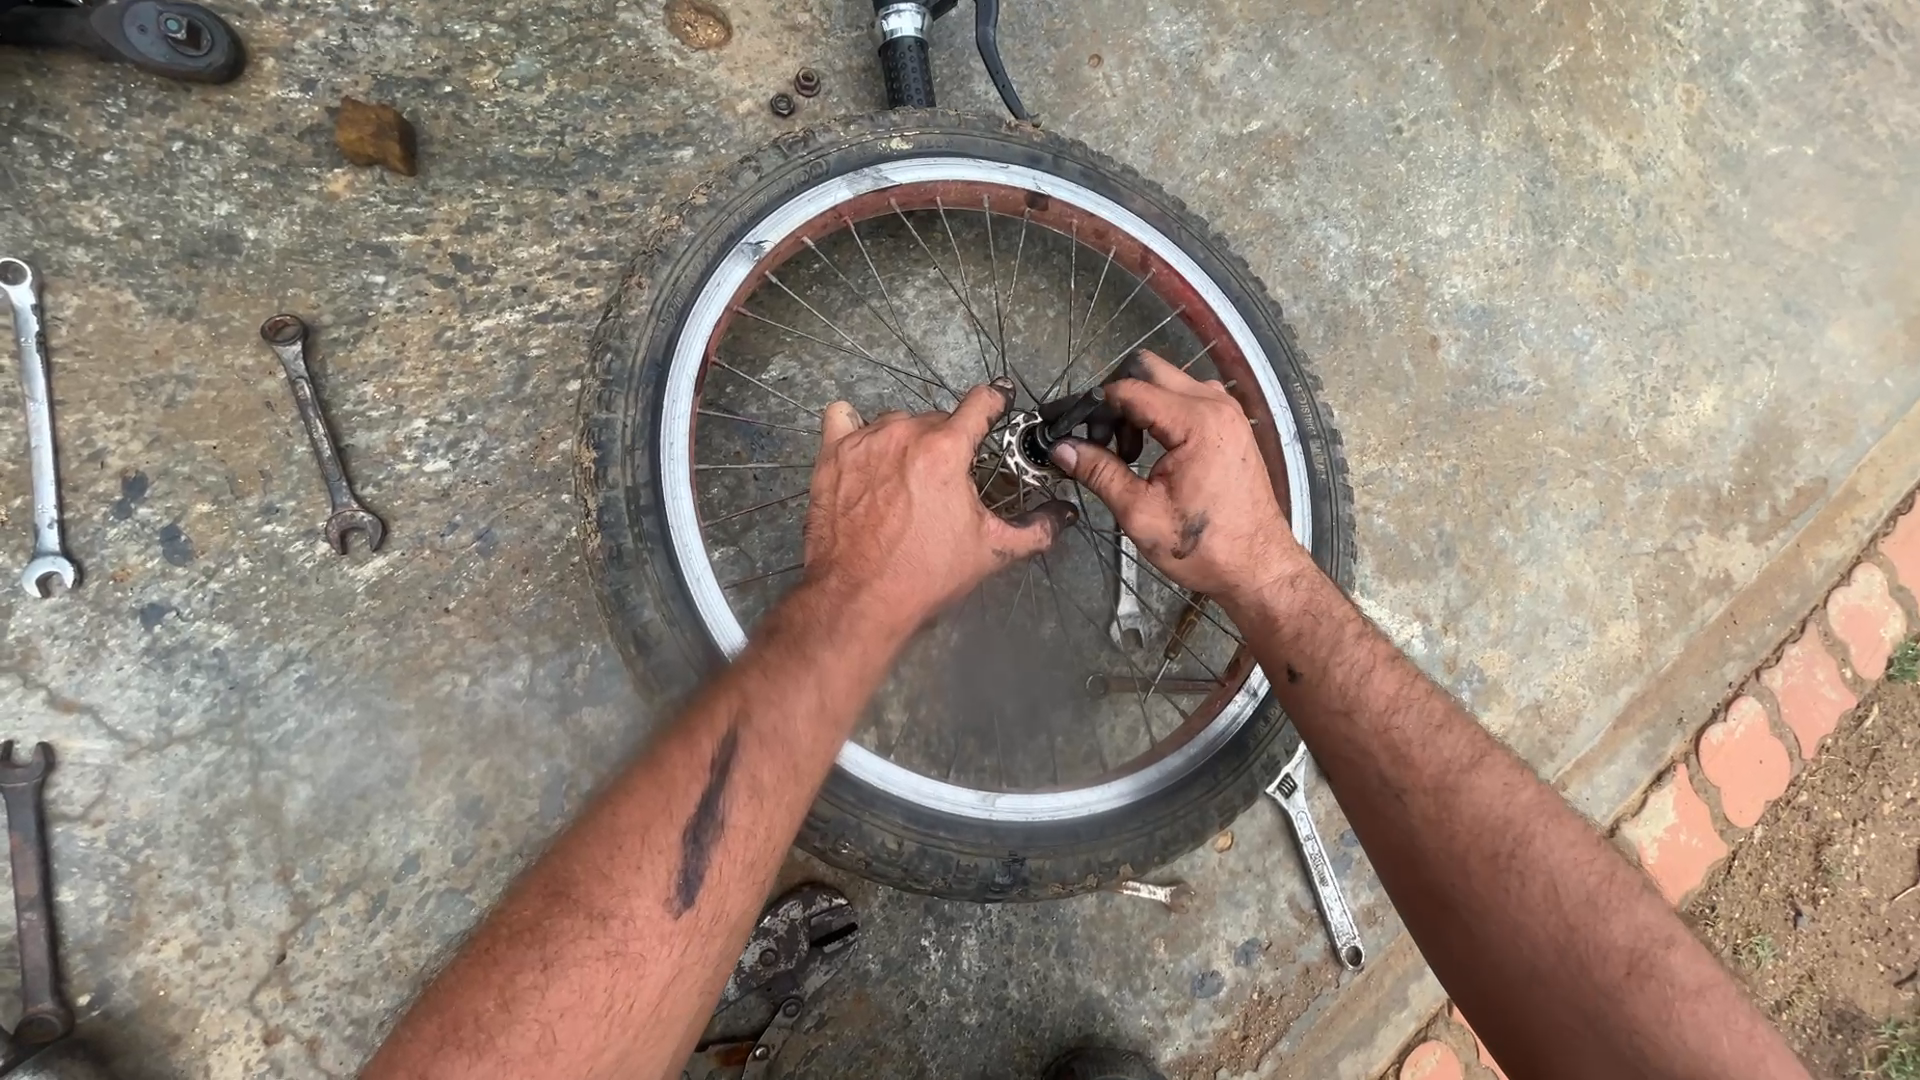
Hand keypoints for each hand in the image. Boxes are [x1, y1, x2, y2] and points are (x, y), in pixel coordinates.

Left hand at [803, 378, 1076, 634]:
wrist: (858, 599)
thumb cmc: (923, 575)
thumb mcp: (989, 552)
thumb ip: (1034, 530)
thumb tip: (1063, 516)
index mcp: (945, 450)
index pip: (980, 402)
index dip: (995, 402)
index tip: (998, 404)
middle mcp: (903, 434)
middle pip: (937, 420)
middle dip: (948, 443)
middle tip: (947, 480)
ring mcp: (863, 442)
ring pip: (896, 423)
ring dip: (907, 441)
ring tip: (906, 478)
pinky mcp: (831, 456)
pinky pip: (842, 419)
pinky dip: (854, 428)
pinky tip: (864, 449)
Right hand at [1048, 351, 1306, 612]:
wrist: (1255, 566)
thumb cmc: (1201, 546)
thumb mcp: (1139, 511)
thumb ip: (1099, 472)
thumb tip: (1061, 449)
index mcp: (1196, 421)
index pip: (1130, 389)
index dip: (1095, 407)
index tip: (1073, 432)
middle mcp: (1216, 404)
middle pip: (1150, 371)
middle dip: (1117, 400)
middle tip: (1101, 440)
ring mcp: (1227, 411)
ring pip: (1168, 382)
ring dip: (1140, 407)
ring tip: (1127, 454)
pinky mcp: (1230, 425)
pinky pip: (1187, 399)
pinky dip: (1161, 415)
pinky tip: (1152, 453)